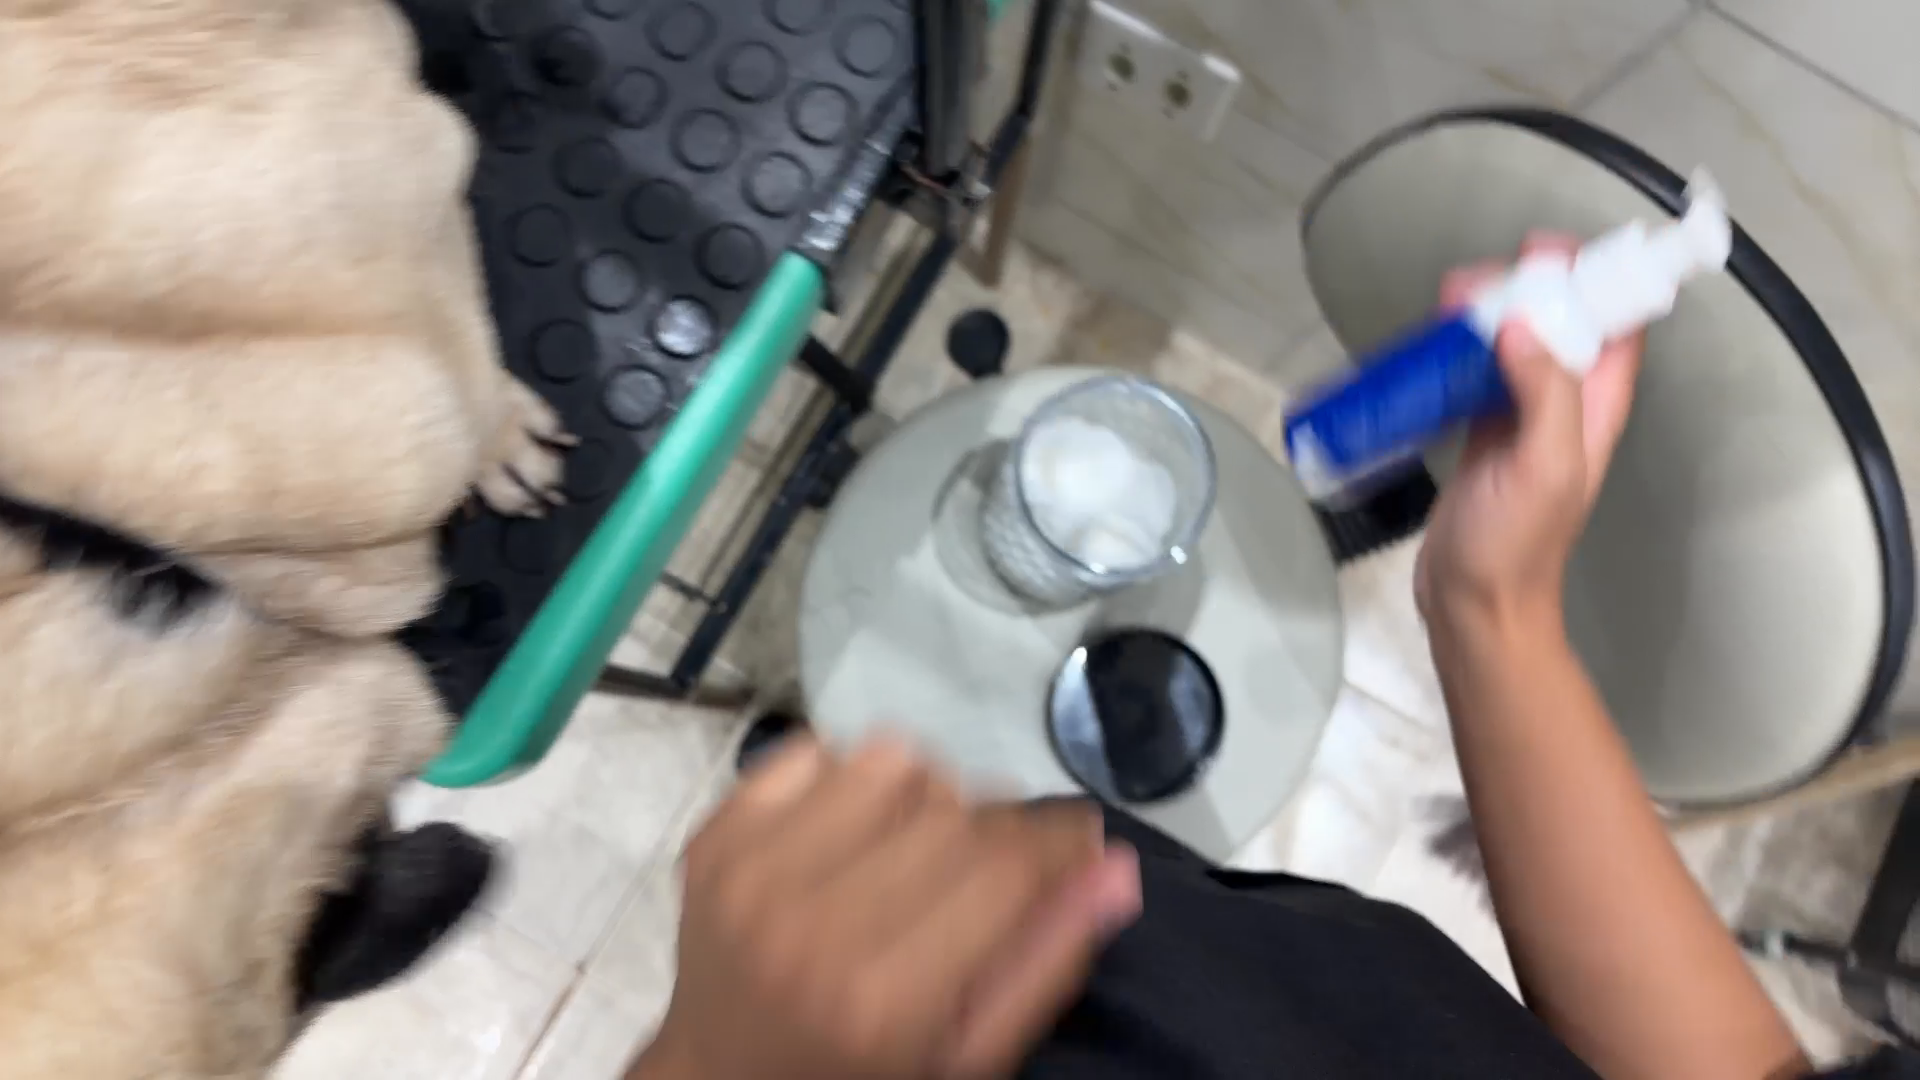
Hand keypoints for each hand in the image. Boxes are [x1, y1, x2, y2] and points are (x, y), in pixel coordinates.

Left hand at [634, 736, 1141, 1079]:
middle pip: (954, 809)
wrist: (718, 1076)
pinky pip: (816, 749)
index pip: (1005, 867)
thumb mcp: (967, 1053)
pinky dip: (847, 776)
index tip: (1077, 832)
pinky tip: (844, 827)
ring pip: (891, 757)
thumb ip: (1045, 961)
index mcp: (883, 997)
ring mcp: (753, 867)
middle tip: (983, 859)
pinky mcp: (718, 831)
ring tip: (910, 839)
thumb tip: (1114, 864)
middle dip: (992, 825)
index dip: (1057, 840)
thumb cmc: (857, 1077)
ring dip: (921, 791)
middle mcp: (812, 921)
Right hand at [1414, 232, 1644, 634]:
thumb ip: (1543, 392)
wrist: (1472, 598)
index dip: (1591, 281)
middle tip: (1474, 278)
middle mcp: (1560, 409)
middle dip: (1521, 296)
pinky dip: (1450, 364)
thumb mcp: (1542, 464)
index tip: (1546, 252)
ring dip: (1480, 325)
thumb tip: (1521, 324)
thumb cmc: (1513, 541)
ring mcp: (1513, 425)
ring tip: (1442, 304)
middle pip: (1552, 332)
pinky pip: (1468, 387)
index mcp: (1593, 408)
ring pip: (1505, 356)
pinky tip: (1424, 353)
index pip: (1611, 327)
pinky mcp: (1474, 440)